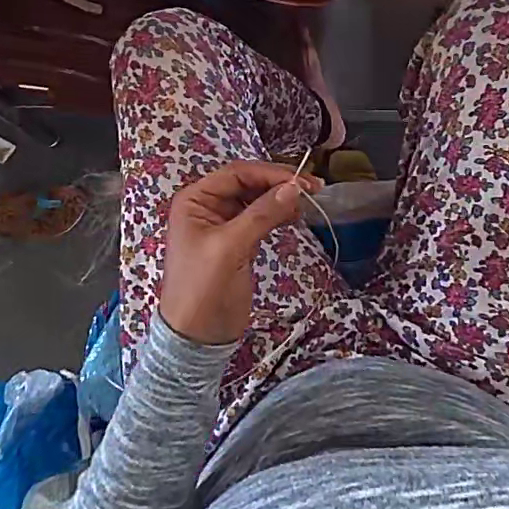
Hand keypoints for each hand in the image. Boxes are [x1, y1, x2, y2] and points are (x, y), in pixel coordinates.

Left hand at [160, 161, 320, 344]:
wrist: (196, 335)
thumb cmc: (203, 287)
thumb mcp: (230, 247)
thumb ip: (260, 215)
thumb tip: (293, 188)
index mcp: (194, 199)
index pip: (235, 174)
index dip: (269, 173)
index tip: (302, 180)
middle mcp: (206, 206)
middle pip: (246, 183)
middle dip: (277, 183)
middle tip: (313, 189)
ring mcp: (222, 224)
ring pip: (255, 200)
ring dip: (279, 198)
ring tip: (307, 203)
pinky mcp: (237, 242)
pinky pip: (259, 219)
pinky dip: (276, 215)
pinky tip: (294, 216)